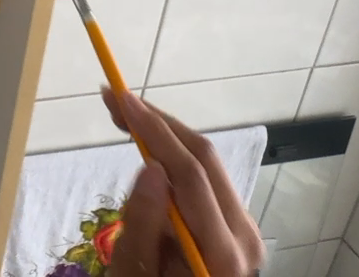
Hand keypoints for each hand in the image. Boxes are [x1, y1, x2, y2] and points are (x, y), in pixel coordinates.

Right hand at [104, 89, 264, 276]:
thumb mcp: (134, 270)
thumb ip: (143, 221)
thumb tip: (150, 165)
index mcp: (221, 253)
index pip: (190, 175)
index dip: (154, 130)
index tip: (120, 99)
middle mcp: (244, 235)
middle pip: (204, 158)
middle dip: (158, 121)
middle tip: (115, 101)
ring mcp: (243, 227)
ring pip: (205, 160)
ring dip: (163, 131)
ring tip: (123, 115)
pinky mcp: (233, 221)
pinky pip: (204, 174)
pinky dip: (173, 150)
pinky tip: (146, 141)